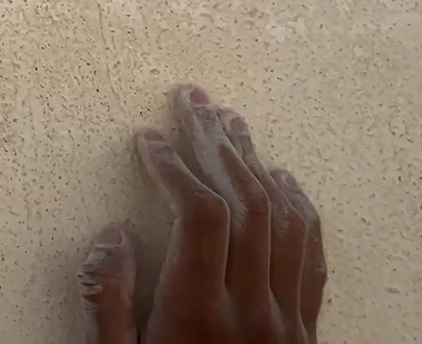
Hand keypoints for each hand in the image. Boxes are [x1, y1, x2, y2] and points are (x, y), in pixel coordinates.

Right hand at [80, 87, 327, 343]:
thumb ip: (107, 301)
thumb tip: (112, 232)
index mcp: (200, 315)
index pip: (202, 215)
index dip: (174, 166)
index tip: (147, 139)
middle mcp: (253, 310)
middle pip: (246, 203)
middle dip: (214, 143)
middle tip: (191, 100)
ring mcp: (288, 320)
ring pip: (284, 219)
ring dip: (254, 160)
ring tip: (229, 120)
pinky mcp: (307, 330)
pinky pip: (314, 254)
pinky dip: (299, 205)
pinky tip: (280, 175)